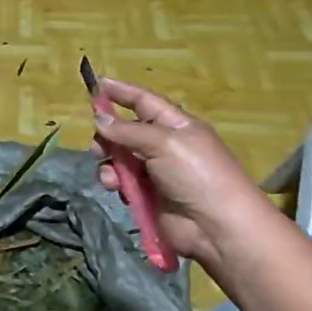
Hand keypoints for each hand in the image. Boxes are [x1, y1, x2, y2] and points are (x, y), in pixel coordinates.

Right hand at [93, 77, 272, 266]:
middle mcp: (167, 145)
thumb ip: (128, 131)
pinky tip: (116, 188)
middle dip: (110, 135)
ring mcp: (158, 172)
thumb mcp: (163, 143)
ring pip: (123, 159)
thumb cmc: (195, 173)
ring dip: (111, 162)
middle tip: (96, 144)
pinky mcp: (150, 197)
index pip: (145, 101)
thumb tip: (99, 119)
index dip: (122, 92)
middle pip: (129, 132)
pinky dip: (117, 183)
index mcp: (177, 124)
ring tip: (110, 174)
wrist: (215, 225)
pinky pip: (125, 183)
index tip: (96, 85)